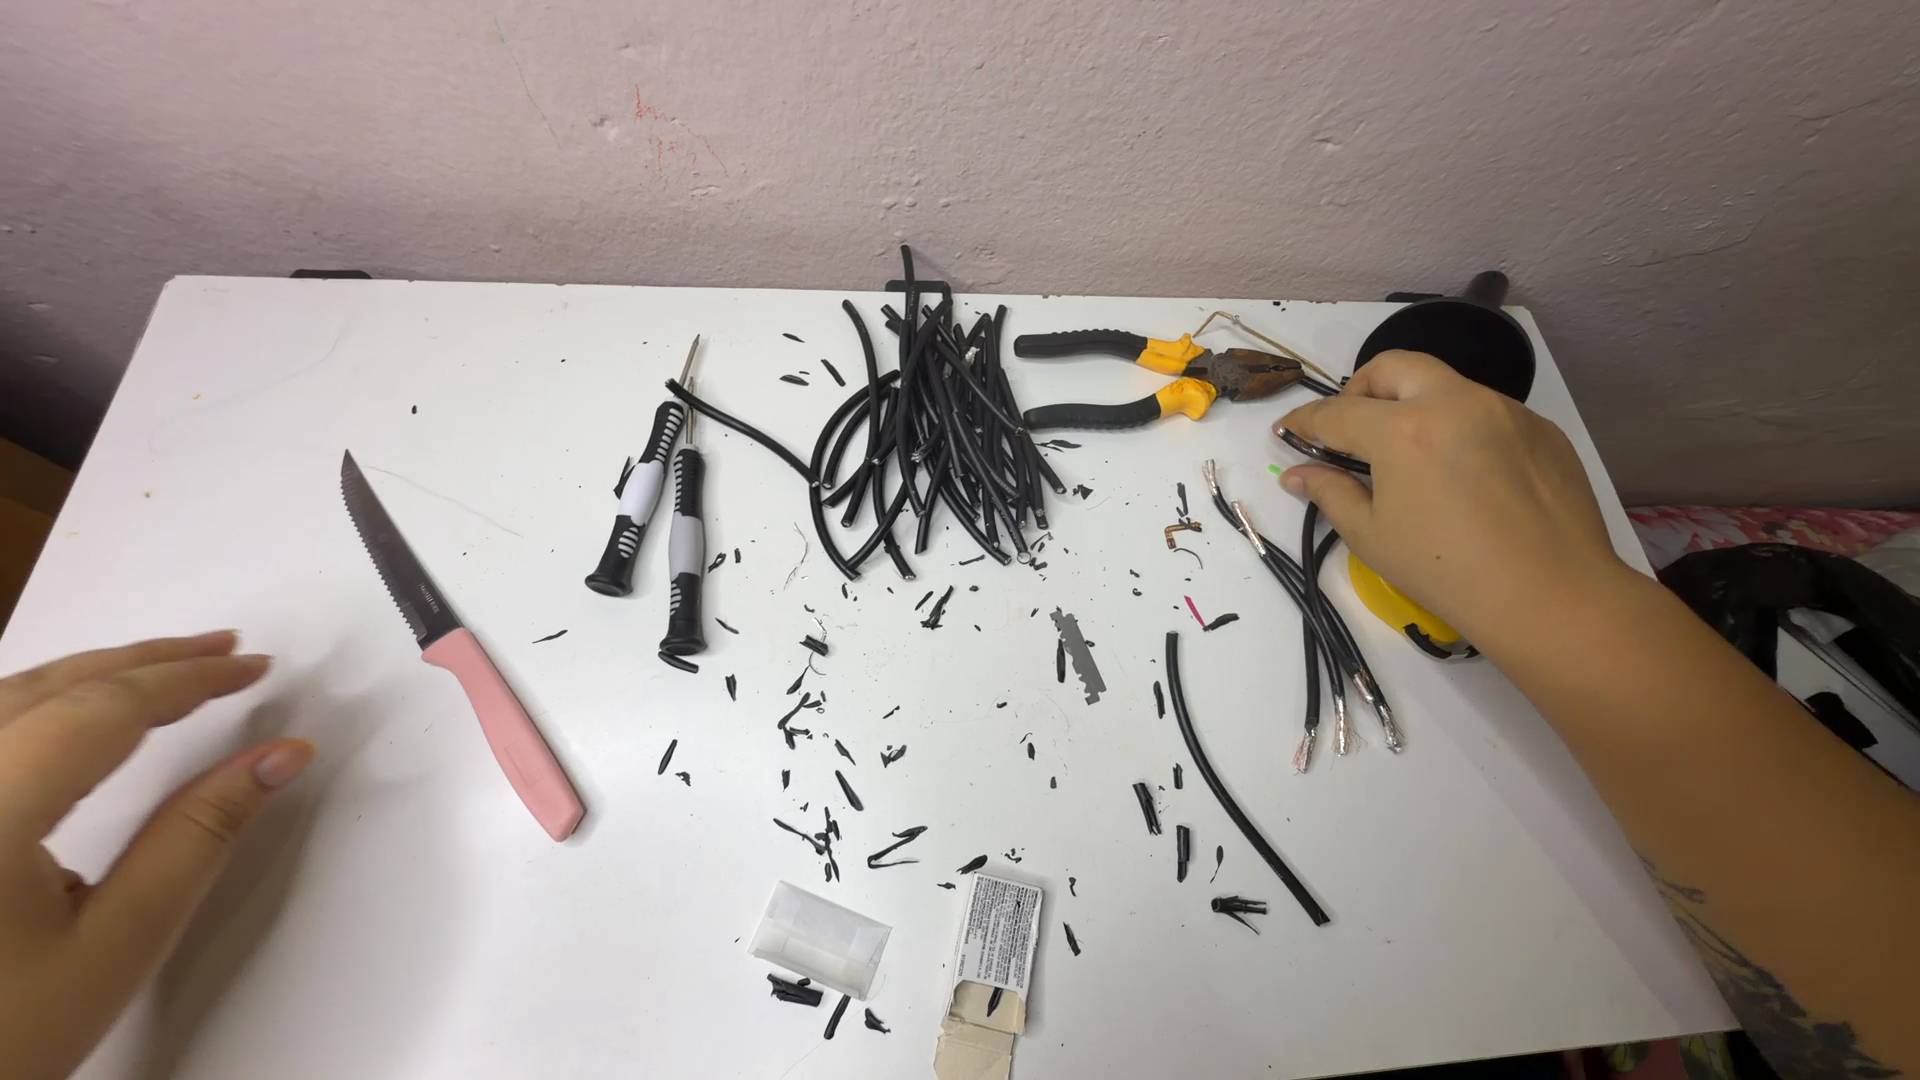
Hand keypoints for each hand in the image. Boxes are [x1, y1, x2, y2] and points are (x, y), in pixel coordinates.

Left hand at [0, 631, 312, 1079]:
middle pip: (40, 691)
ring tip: (159, 667)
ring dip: (87, 675)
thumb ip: (202, 833)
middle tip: (222, 647)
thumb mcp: (118, 940)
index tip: (255, 667)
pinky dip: (35, 704)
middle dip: (142, 661)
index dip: (188, 679)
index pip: (102, 712)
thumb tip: (286, 755)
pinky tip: (68, 710)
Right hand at [1276, 350, 1629, 647]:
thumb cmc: (1443, 570)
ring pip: (1443, 385)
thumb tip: (1297, 474)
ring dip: (1411, 405)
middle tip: (1348, 425)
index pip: (1336, 412)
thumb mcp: (1369, 535)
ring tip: (1405, 454)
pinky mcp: (1540, 429)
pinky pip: (1485, 412)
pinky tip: (1459, 474)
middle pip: (1393, 367)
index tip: (1286, 431)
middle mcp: (1453, 403)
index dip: (1303, 421)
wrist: (1550, 593)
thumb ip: (1329, 492)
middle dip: (1359, 387)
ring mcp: (1504, 410)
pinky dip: (1456, 428)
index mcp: (1402, 430)